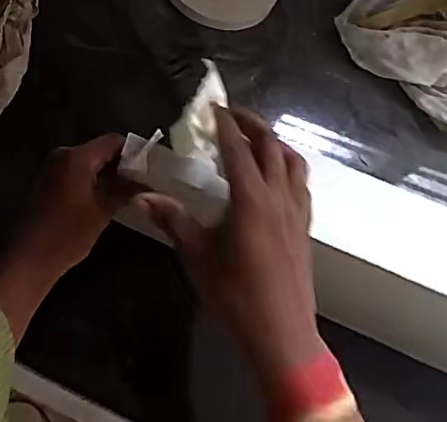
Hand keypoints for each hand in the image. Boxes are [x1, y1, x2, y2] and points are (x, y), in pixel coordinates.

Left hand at [0, 133, 127, 338]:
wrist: (27, 258)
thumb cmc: (66, 234)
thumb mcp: (101, 212)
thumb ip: (123, 190)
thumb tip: (144, 181)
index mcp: (77, 156)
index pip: (112, 140)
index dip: (133, 149)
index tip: (150, 163)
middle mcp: (63, 153)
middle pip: (99, 148)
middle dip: (121, 161)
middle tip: (142, 177)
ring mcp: (52, 166)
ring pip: (87, 160)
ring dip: (106, 171)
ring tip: (127, 188)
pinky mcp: (47, 179)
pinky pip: (75, 170)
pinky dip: (91, 177)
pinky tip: (104, 195)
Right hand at [136, 106, 324, 395]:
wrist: (283, 339)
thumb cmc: (237, 296)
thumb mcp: (198, 257)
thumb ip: (173, 221)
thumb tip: (142, 198)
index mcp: (251, 198)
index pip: (237, 147)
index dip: (224, 123)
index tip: (212, 107)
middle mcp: (278, 196)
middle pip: (270, 144)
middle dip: (251, 122)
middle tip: (230, 114)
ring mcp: (296, 211)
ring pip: (292, 161)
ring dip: (273, 141)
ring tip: (254, 138)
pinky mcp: (305, 228)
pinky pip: (301, 184)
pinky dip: (288, 167)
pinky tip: (276, 176)